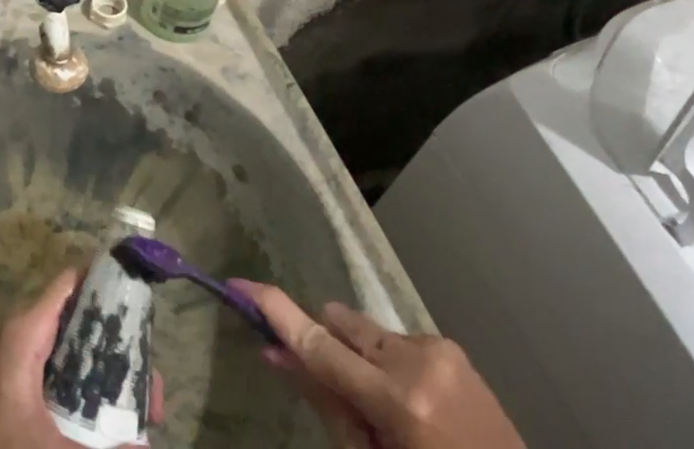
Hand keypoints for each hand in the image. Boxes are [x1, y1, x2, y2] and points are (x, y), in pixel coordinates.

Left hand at [0, 269, 162, 448]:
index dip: (108, 280)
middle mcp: (17, 335)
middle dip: (118, 347)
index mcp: (24, 332)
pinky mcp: (3, 384)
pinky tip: (101, 415)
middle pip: (77, 322)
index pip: (70, 282)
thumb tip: (146, 447)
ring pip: (66, 350)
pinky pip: (50, 371)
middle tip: (151, 383)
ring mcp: (8, 359)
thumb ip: (100, 448)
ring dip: (101, 371)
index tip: (142, 292)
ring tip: (137, 406)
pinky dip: (78, 386)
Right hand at [232, 281, 524, 448]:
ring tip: (382, 408)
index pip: (320, 344)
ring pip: (367, 332)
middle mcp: (418, 360)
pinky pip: (397, 342)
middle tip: (330, 388)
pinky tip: (408, 403)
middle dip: (326, 345)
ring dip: (358, 358)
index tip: (240, 284)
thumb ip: (325, 402)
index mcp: (397, 399)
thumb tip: (276, 352)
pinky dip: (387, 363)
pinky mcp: (454, 349)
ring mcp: (441, 350)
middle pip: (340, 323)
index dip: (275, 311)